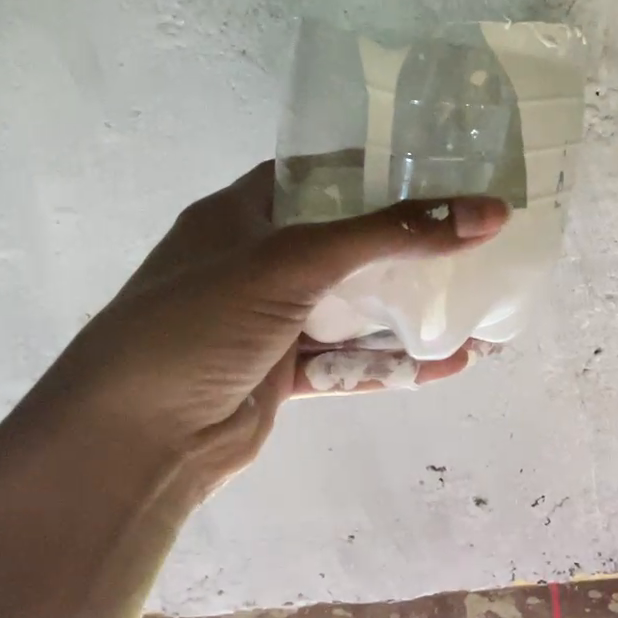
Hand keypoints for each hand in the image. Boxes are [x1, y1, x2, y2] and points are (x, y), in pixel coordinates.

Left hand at [24, 163, 507, 487]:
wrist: (125, 448)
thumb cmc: (198, 325)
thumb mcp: (296, 261)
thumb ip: (394, 234)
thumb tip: (491, 211)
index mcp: (241, 215)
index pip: (319, 175)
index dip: (377, 169)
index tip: (442, 168)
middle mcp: (256, 262)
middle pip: (349, 242)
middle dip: (411, 243)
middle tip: (475, 234)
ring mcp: (271, 320)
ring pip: (356, 306)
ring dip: (412, 309)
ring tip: (478, 304)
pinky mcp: (284, 372)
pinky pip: (352, 359)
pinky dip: (397, 362)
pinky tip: (451, 361)